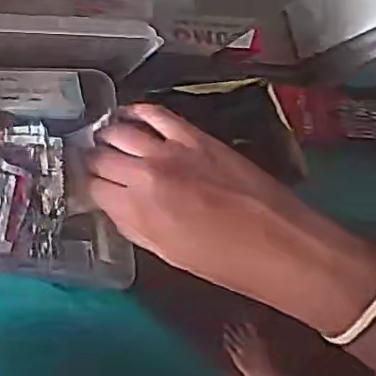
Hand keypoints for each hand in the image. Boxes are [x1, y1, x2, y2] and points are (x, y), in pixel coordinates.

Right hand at [86, 104, 375, 334]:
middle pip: (99, 157)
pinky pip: (153, 113)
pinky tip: (129, 117)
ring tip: (107, 141)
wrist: (286, 248)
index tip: (93, 188)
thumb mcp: (166, 253)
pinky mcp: (193, 136)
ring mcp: (168, 151)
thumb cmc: (226, 264)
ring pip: (117, 131)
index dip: (89, 188)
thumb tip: (114, 205)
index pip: (92, 187)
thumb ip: (131, 224)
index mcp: (136, 211)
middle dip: (93, 162)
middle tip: (96, 166)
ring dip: (107, 137)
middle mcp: (144, 175)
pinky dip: (135, 112)